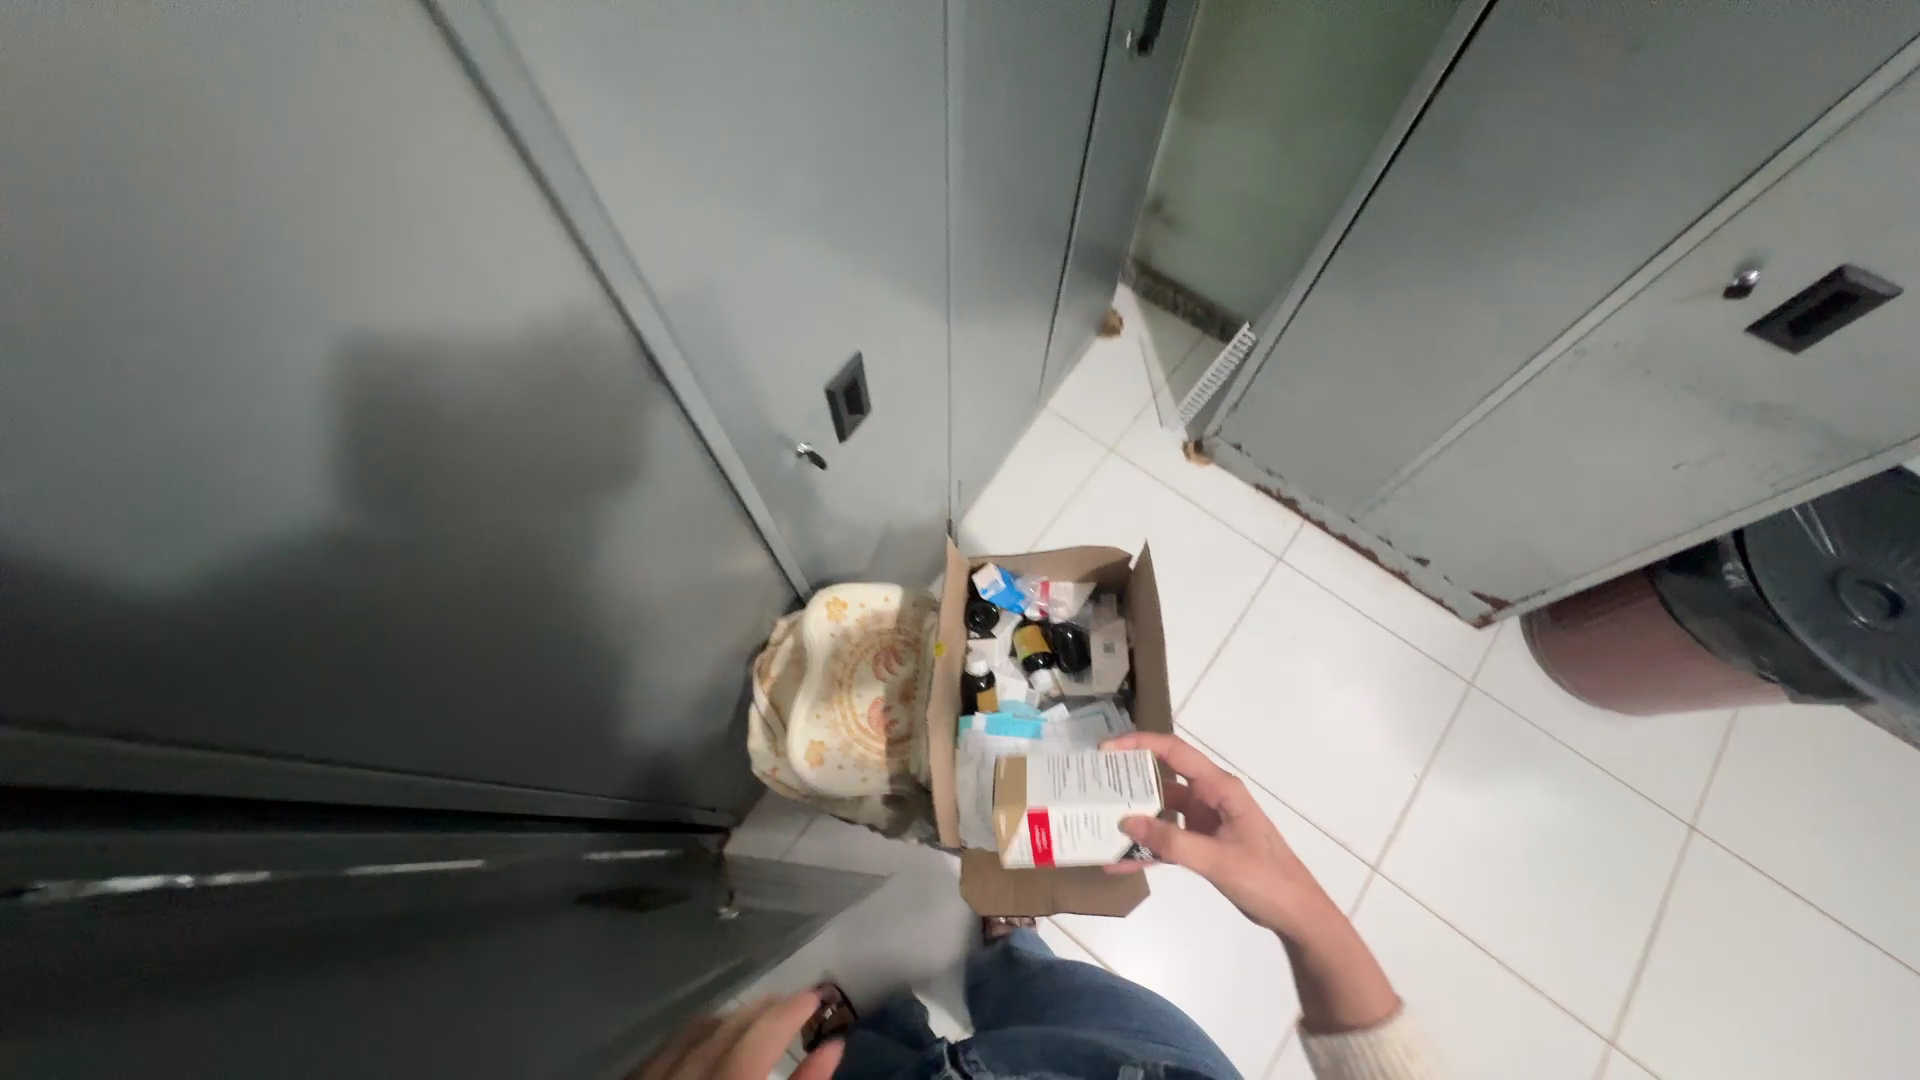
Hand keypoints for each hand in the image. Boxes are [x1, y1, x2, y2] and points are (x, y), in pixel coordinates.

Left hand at [629, 991, 843, 1079]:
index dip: (789, 1013)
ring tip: (758, 1017)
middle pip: (725, 1029)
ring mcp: (650, 1078)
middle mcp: (684, 1077)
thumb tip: (833, 1045)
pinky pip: (663, 1049)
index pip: (756, 1041)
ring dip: (732, 1018)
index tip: (818, 997)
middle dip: (764, 1009)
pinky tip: (708, 1038)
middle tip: (795, 1004)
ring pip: (693, 1032)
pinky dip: (695, 1035)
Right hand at [1102, 731, 1336, 936]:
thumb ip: (1172, 841)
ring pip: (1161, 811)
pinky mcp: (1202, 845)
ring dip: (1134, 819)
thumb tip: (1125, 822)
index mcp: (1219, 788)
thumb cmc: (1266, 878)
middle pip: (1162, 778)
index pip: (1174, 751)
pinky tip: (1119, 862)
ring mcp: (1205, 821)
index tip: (1106, 751)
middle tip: (1093, 786)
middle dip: (1128, 781)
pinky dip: (1146, 848)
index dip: (1140, 744)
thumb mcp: (1217, 860)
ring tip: (1098, 823)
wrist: (1298, 916)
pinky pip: (1167, 840)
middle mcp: (1209, 797)